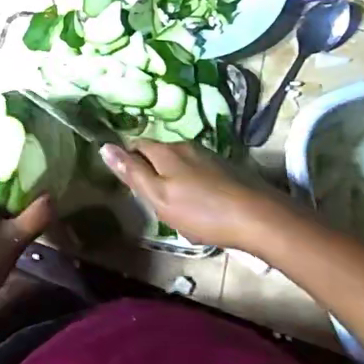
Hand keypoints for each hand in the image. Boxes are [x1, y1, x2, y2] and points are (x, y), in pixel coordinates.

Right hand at [100, 140, 291, 251]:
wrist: (260, 218)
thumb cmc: (202, 211)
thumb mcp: (159, 196)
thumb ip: (132, 173)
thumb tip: (104, 147)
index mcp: (166, 151)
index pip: (137, 145)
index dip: (127, 159)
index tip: (126, 180)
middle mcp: (186, 146)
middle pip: (159, 153)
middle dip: (151, 168)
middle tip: (149, 196)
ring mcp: (210, 156)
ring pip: (181, 162)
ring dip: (173, 177)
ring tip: (174, 202)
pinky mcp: (228, 170)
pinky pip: (200, 171)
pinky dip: (193, 184)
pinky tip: (200, 204)